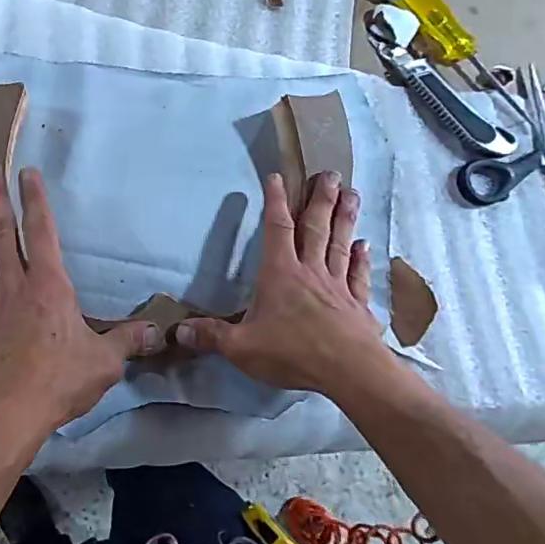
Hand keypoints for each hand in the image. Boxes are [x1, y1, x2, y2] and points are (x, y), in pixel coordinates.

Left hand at [0, 161, 161, 446]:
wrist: (5, 413)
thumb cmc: (58, 383)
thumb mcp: (104, 362)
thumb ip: (127, 341)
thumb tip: (157, 331)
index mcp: (50, 287)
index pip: (42, 233)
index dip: (36, 201)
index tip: (27, 173)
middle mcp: (14, 284)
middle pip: (1, 231)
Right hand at [177, 171, 396, 396]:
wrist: (348, 369)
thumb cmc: (292, 353)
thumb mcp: (242, 347)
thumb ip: (212, 336)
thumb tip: (179, 331)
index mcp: (280, 274)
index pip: (277, 229)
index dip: (275, 201)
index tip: (278, 177)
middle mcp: (310, 272)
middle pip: (316, 228)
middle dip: (321, 199)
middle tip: (332, 174)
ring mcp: (338, 286)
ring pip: (340, 244)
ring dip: (345, 218)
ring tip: (352, 194)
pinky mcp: (357, 305)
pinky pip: (358, 275)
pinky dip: (361, 258)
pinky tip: (365, 245)